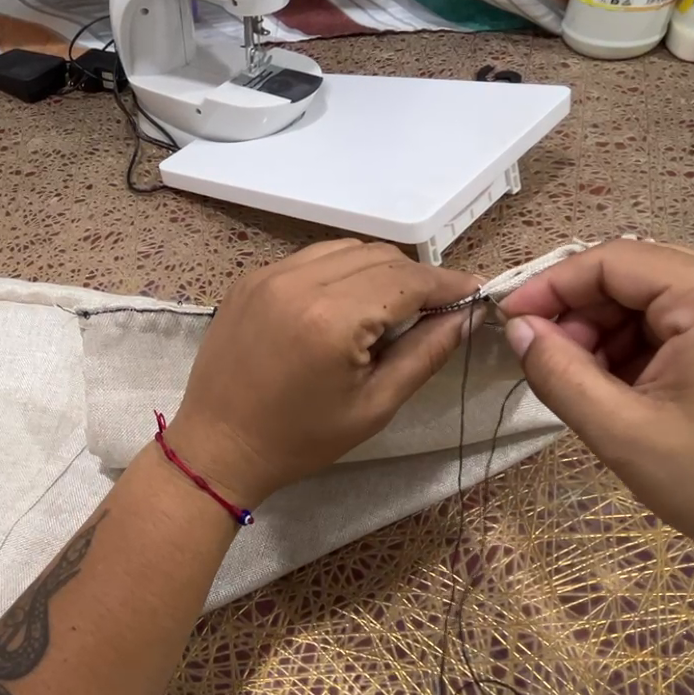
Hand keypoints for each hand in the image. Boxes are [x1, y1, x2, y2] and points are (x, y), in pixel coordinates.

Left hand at [162, 240, 480, 505]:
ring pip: (345, 249)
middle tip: (432, 312)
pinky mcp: (249, 279)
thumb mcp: (374, 406)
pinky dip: (338, 272)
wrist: (218, 445)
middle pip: (379, 256)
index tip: (475, 293)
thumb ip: (425, 354)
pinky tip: (343, 305)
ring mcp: (268, 275)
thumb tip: (466, 315)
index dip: (447, 283)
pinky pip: (310, 259)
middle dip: (415, 278)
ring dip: (377, 271)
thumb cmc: (299, 439)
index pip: (408, 279)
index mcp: (332, 317)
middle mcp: (298, 281)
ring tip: (388, 310)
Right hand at [498, 241, 693, 597]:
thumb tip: (518, 330)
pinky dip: (648, 350)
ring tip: (589, 389)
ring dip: (611, 336)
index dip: (549, 286)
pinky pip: (692, 325)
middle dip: (581, 315)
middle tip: (548, 365)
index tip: (506, 322)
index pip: (613, 260)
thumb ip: (558, 373)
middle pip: (639, 276)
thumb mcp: (624, 433)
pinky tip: (632, 394)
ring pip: (662, 303)